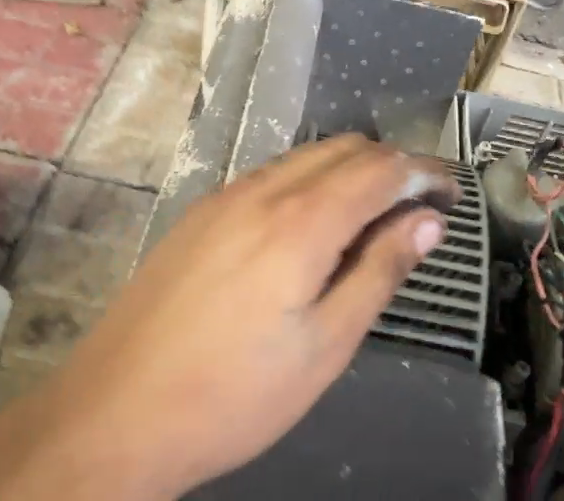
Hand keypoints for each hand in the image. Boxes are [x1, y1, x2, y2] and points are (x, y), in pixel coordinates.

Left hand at [0, 134, 457, 500]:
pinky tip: (311, 229)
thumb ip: (379, 272)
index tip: (450, 192)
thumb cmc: (234, 394)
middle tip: (418, 208)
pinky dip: (308, 183)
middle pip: (343, 148)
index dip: (423, 172)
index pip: (380, 168)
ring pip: (304, 158)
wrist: (113, 414)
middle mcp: (263, 189)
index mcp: (301, 220)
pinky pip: (270, 176)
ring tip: (371, 220)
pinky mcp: (199, 214)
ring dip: (348, 172)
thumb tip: (427, 220)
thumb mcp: (325, 346)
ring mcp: (224, 196)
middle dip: (390, 165)